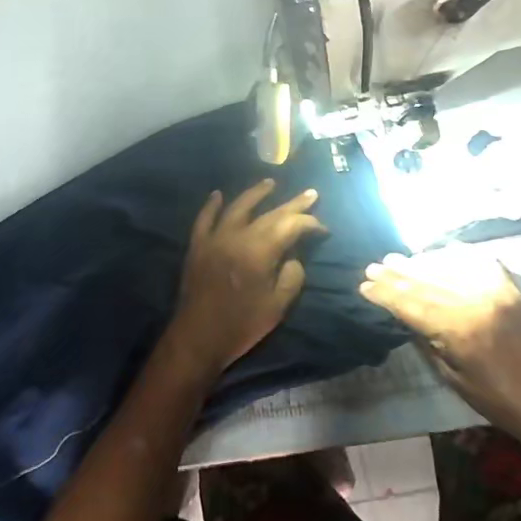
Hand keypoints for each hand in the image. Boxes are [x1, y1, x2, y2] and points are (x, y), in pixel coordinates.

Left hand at [166, 180, 324, 375]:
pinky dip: (212, 205)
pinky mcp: (197, 246)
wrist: (198, 337)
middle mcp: (237, 236)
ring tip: (270, 183)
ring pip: (237, 207)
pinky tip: (218, 194)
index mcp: (260, 251)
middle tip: (310, 194)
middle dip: (292, 204)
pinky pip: (205, 219)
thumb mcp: (277, 306)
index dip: (309, 224)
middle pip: (269, 214)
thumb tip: (294, 256)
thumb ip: (291, 277)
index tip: (323, 229)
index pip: (290, 226)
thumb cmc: (241, 325)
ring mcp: (214, 238)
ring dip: (255, 194)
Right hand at [359, 252, 520, 456]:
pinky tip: (445, 253)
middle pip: (426, 283)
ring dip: (422, 265)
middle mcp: (474, 303)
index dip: (385, 295)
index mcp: (457, 330)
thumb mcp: (456, 381)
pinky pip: (481, 265)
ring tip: (400, 259)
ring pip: (449, 271)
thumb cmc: (504, 405)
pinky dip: (460, 258)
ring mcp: (496, 293)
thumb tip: (407, 320)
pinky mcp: (514, 292)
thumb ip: (429, 345)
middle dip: (397, 275)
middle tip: (374, 266)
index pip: (410, 305)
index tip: (364, 285)